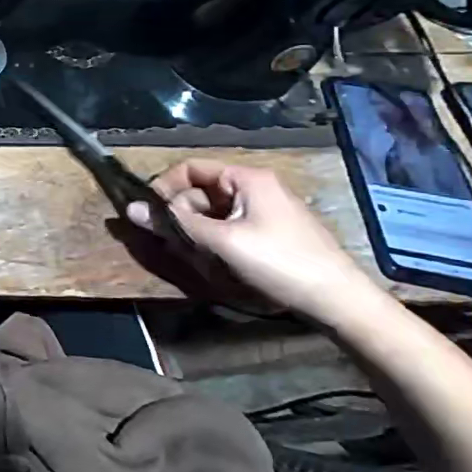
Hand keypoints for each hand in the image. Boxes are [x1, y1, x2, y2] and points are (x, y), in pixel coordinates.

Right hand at [126, 159, 391, 326]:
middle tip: (171, 243)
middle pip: (201, 192)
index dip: (164, 186)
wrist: (341, 303)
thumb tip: (131, 209)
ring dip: (198, 234)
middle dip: (182, 216)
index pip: (190, 168)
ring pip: (213, 213)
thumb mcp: (221, 243)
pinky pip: (230, 227)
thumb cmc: (279, 263)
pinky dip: (216, 242)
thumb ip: (175, 224)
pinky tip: (217, 265)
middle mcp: (256, 186)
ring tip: (197, 259)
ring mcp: (266, 210)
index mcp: (246, 178)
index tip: (148, 212)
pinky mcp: (272, 232)